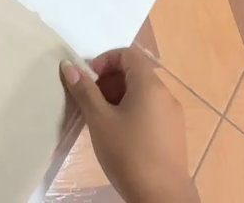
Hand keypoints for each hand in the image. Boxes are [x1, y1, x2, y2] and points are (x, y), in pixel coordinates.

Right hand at [61, 48, 190, 202]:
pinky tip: (120, 135)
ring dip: (119, 97)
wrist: (162, 200)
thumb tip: (69, 65)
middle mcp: (166, 95)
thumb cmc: (128, 154)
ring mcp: (173, 116)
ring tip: (103, 120)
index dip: (105, 60)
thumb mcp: (99, 120)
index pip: (127, 54)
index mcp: (150, 86)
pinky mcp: (174, 135)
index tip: (89, 80)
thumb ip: (84, 90)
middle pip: (135, 73)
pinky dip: (133, 111)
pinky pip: (151, 110)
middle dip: (109, 81)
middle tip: (92, 101)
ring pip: (142, 93)